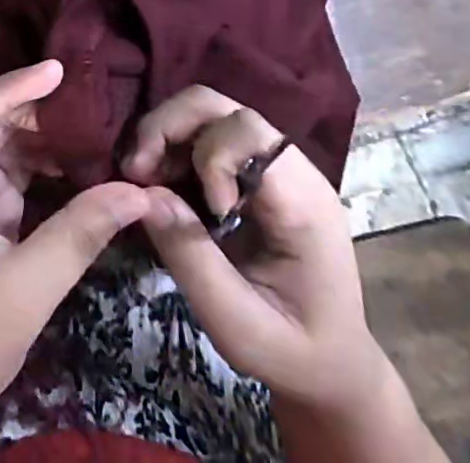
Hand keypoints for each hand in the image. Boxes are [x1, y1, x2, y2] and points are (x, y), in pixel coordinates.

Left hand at [0, 60, 152, 455]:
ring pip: (6, 141)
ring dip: (48, 133)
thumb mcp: (24, 288)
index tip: (57, 73)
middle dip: (37, 109)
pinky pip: (20, 168)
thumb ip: (78, 233)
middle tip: (92, 103)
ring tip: (98, 127)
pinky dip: (51, 161)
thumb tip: (138, 191)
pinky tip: (86, 160)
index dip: (8, 89)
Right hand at [124, 86, 377, 408]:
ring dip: (165, 136)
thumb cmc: (294, 351)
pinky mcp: (254, 171)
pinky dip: (172, 148)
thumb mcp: (239, 326)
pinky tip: (159, 184)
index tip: (199, 212)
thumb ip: (192, 260)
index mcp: (302, 201)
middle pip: (219, 107)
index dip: (208, 158)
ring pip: (208, 112)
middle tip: (136, 173)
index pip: (248, 132)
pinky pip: (206, 135)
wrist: (333, 363)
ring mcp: (272, 165)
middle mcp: (291, 167)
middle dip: (167, 128)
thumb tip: (144, 196)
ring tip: (142, 179)